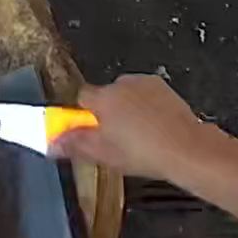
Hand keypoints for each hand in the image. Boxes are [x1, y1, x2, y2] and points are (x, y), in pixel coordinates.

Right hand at [51, 75, 222, 182]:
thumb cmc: (143, 153)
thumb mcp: (104, 155)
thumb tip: (51, 141)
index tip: (90, 130)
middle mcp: (119, 83)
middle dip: (108, 112)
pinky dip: (147, 105)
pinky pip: (145, 93)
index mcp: (102, 98)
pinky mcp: (160, 85)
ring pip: (126, 94)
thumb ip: (75, 145)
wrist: (186, 148)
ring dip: (128, 108)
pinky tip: (156, 126)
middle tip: (117, 139)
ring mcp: (142, 82)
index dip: (85, 114)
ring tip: (140, 136)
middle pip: (105, 95)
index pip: (82, 97)